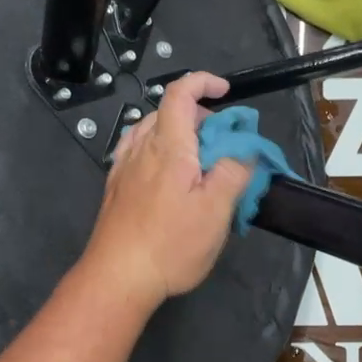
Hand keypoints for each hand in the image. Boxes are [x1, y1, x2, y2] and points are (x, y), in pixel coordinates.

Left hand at [77, 72, 252, 308]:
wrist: (117, 279)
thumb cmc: (170, 245)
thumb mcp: (216, 210)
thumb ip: (234, 172)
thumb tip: (245, 149)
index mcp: (168, 147)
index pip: (180, 93)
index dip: (203, 82)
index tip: (226, 93)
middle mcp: (141, 148)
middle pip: (169, 112)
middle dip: (200, 116)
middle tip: (225, 143)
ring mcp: (124, 168)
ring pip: (152, 131)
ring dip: (180, 134)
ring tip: (201, 161)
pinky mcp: (117, 188)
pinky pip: (139, 151)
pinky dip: (161, 150)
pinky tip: (171, 176)